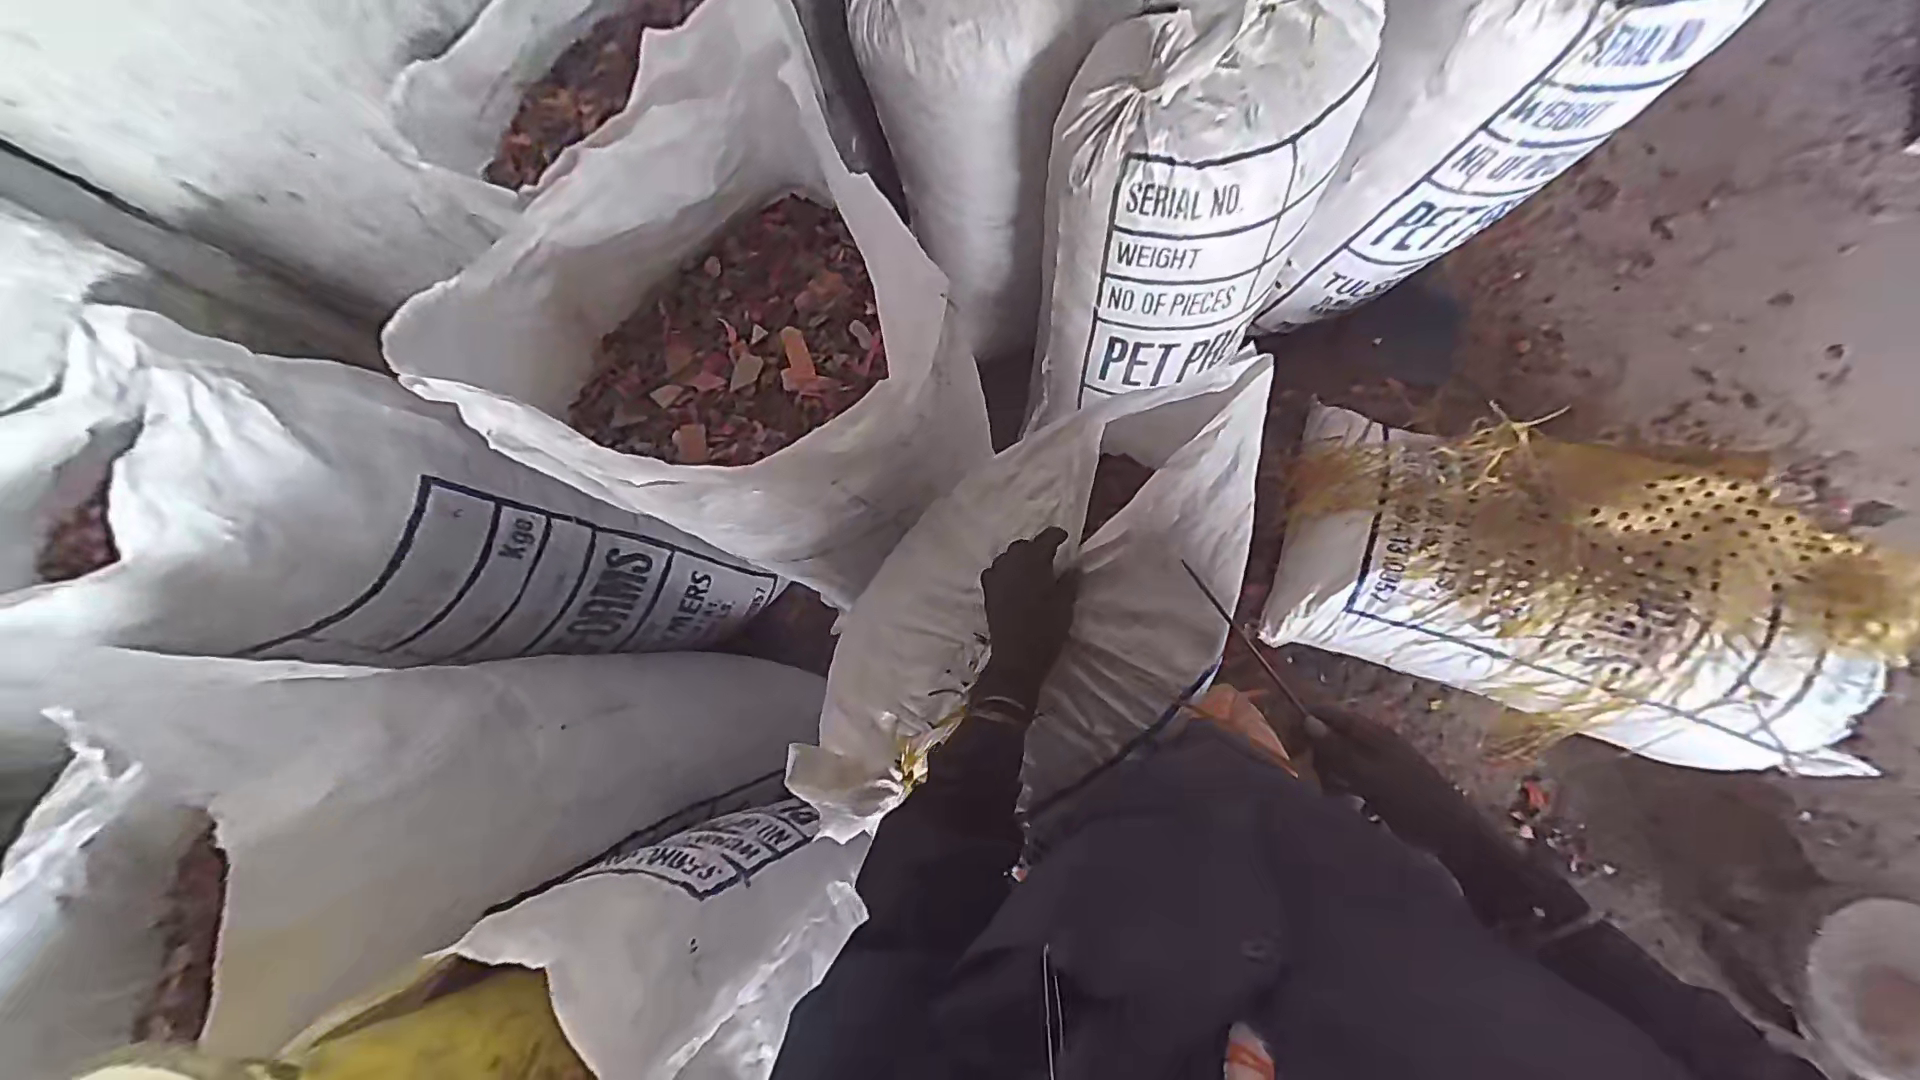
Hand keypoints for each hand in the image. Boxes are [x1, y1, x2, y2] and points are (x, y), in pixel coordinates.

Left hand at [975, 527, 1079, 707]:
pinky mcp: (988, 592)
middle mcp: (1011, 563)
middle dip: (1036, 548)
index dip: (1056, 535)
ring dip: (1019, 559)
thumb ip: (1069, 582)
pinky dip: (1006, 572)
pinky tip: (1014, 582)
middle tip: (1050, 557)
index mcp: (1033, 562)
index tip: (1064, 538)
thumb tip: (1073, 566)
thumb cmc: (1046, 630)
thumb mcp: (1065, 605)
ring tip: (1032, 569)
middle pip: (1023, 546)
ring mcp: (996, 577)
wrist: (1016, 658)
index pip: (1045, 538)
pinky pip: (996, 572)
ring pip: (1007, 557)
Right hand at [1307, 704, 1587, 929]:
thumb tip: (1306, 720)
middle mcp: (1374, 739)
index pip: (1326, 712)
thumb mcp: (1370, 776)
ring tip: (1337, 795)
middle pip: (1328, 734)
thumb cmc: (1414, 803)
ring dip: (1331, 773)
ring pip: (1338, 756)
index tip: (1292, 748)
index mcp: (1372, 732)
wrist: (1458, 838)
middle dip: (1319, 755)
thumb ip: (1337, 749)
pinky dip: (1345, 785)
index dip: (1305, 724)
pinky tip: (1351, 803)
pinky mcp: (1383, 779)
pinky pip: (1351, 774)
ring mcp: (1380, 759)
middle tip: (1321, 780)